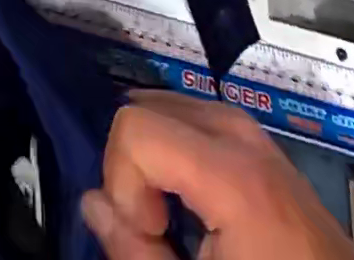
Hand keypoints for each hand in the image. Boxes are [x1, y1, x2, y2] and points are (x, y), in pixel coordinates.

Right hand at [82, 91, 353, 259]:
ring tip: (174, 221)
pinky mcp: (259, 141)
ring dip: (151, 160)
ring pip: (167, 108)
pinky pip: (192, 119)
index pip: (134, 126)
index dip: (122, 182)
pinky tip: (191, 204)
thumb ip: (134, 252)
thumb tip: (94, 202)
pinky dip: (174, 151)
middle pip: (145, 109)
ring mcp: (254, 132)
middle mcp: (242, 134)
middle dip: (132, 168)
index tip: (152, 232)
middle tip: (158, 229)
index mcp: (231, 173)